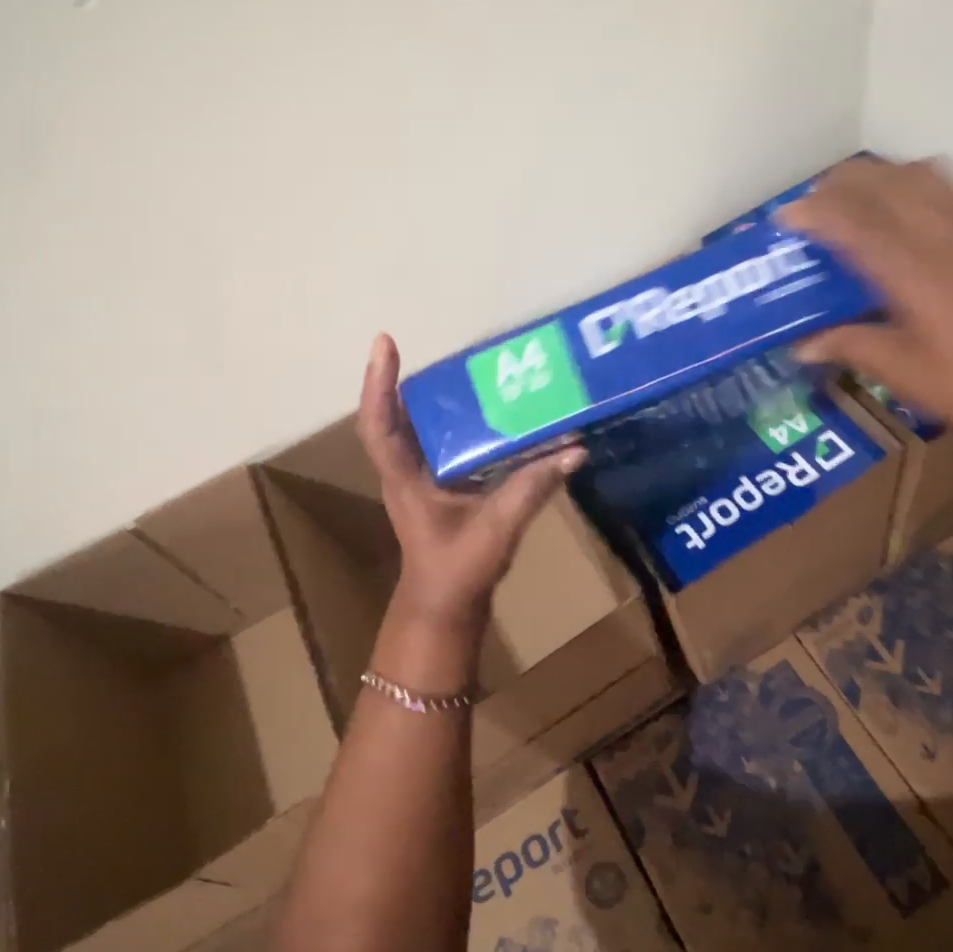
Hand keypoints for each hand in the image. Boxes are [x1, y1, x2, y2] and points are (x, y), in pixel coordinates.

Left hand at [357, 333, 587, 627]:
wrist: (447, 608)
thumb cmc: (458, 570)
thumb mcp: (497, 527)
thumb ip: (533, 487)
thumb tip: (574, 450)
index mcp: (405, 478)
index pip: (379, 424)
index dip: (378, 384)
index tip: (386, 343)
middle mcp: (408, 470)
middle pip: (399, 415)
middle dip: (418, 380)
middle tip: (452, 353)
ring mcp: (423, 478)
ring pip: (423, 428)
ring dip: (442, 400)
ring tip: (474, 372)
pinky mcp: (442, 486)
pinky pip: (446, 443)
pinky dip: (463, 424)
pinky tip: (494, 414)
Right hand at [782, 157, 952, 450]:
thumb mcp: (903, 372)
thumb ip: (851, 346)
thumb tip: (802, 345)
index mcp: (914, 272)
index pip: (855, 222)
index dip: (815, 211)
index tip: (786, 215)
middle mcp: (945, 236)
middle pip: (887, 182)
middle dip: (843, 183)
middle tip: (815, 203)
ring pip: (922, 175)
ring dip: (881, 176)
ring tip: (857, 196)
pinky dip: (918, 182)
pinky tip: (909, 205)